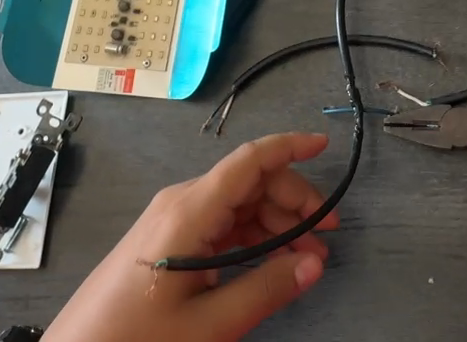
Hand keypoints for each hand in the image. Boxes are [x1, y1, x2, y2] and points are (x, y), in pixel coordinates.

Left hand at [45, 132, 335, 341]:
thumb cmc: (138, 337)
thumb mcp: (208, 324)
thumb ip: (265, 289)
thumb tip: (315, 262)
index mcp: (191, 209)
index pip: (249, 160)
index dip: (289, 146)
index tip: (324, 145)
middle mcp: (183, 202)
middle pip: (250, 182)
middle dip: (293, 200)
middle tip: (328, 235)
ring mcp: (175, 220)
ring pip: (239, 204)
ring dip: (277, 223)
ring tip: (308, 256)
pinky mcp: (170, 239)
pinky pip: (222, 224)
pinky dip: (254, 237)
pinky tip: (274, 261)